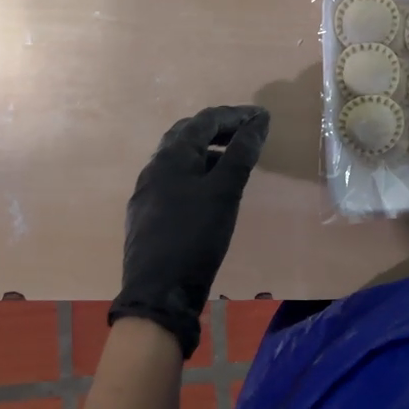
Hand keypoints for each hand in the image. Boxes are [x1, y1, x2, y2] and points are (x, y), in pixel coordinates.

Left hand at [109, 105, 269, 358]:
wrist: (158, 294)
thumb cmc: (196, 235)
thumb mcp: (225, 191)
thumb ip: (242, 152)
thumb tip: (259, 120)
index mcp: (172, 156)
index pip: (206, 120)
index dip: (236, 114)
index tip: (262, 118)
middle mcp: (154, 166)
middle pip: (188, 133)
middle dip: (219, 127)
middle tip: (247, 132)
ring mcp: (146, 191)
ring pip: (179, 157)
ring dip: (207, 149)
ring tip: (233, 158)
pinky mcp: (146, 213)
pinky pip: (174, 178)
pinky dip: (196, 171)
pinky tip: (209, 189)